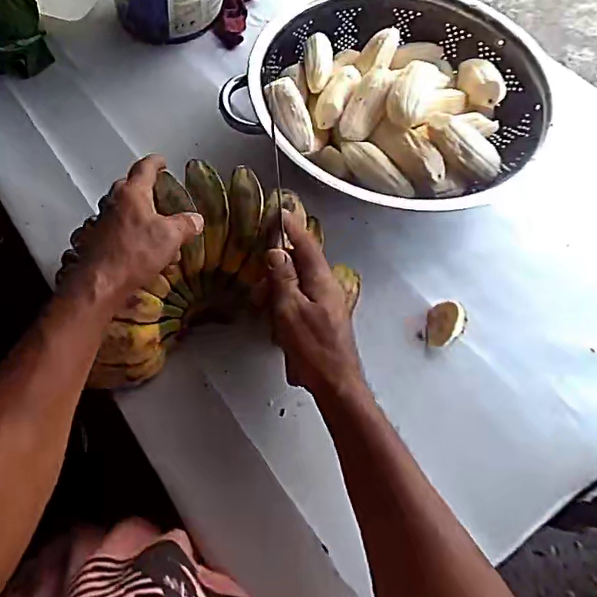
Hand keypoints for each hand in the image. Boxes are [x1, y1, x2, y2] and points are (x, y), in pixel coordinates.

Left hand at [67, 155, 202, 312]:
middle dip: (145, 190)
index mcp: (131, 193)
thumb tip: (195, 221)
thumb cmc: (133, 254)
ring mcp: (102, 222)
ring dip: (138, 216)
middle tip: (159, 195)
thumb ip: (185, 225)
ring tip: (156, 230)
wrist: (101, 284)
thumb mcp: (170, 237)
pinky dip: (130, 235)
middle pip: (128, 187)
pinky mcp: (96, 241)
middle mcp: (113, 203)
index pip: (144, 168)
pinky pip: (116, 231)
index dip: (156, 162)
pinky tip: (143, 252)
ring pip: (122, 210)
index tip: (161, 161)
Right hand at [261, 212, 364, 401]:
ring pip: (296, 286)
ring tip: (266, 310)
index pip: (307, 244)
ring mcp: (325, 304)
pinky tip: (276, 325)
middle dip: (277, 270)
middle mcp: (326, 288)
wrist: (336, 383)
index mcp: (322, 280)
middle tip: (259, 285)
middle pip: (299, 265)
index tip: (280, 212)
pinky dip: (284, 307)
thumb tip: (277, 252)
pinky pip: (298, 303)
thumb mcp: (290, 310)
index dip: (292, 227)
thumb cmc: (314, 348)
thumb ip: (283, 279)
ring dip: (278, 293)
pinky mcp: (320, 320)